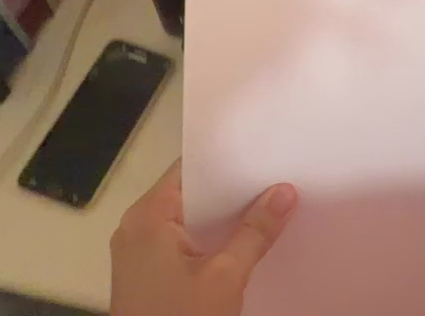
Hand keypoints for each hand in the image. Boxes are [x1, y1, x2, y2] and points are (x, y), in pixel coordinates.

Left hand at [110, 158, 298, 315]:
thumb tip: (286, 190)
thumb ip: (256, 230)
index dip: (230, 157)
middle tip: (278, 172)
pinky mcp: (149, 276)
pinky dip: (214, 237)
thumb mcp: (225, 277)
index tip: (266, 148)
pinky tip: (247, 236)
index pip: (192, 167)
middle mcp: (137, 227)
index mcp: (147, 216)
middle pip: (194, 191)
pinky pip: (187, 240)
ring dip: (227, 215)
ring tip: (270, 198)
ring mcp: (141, 253)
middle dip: (235, 187)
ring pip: (193, 217)